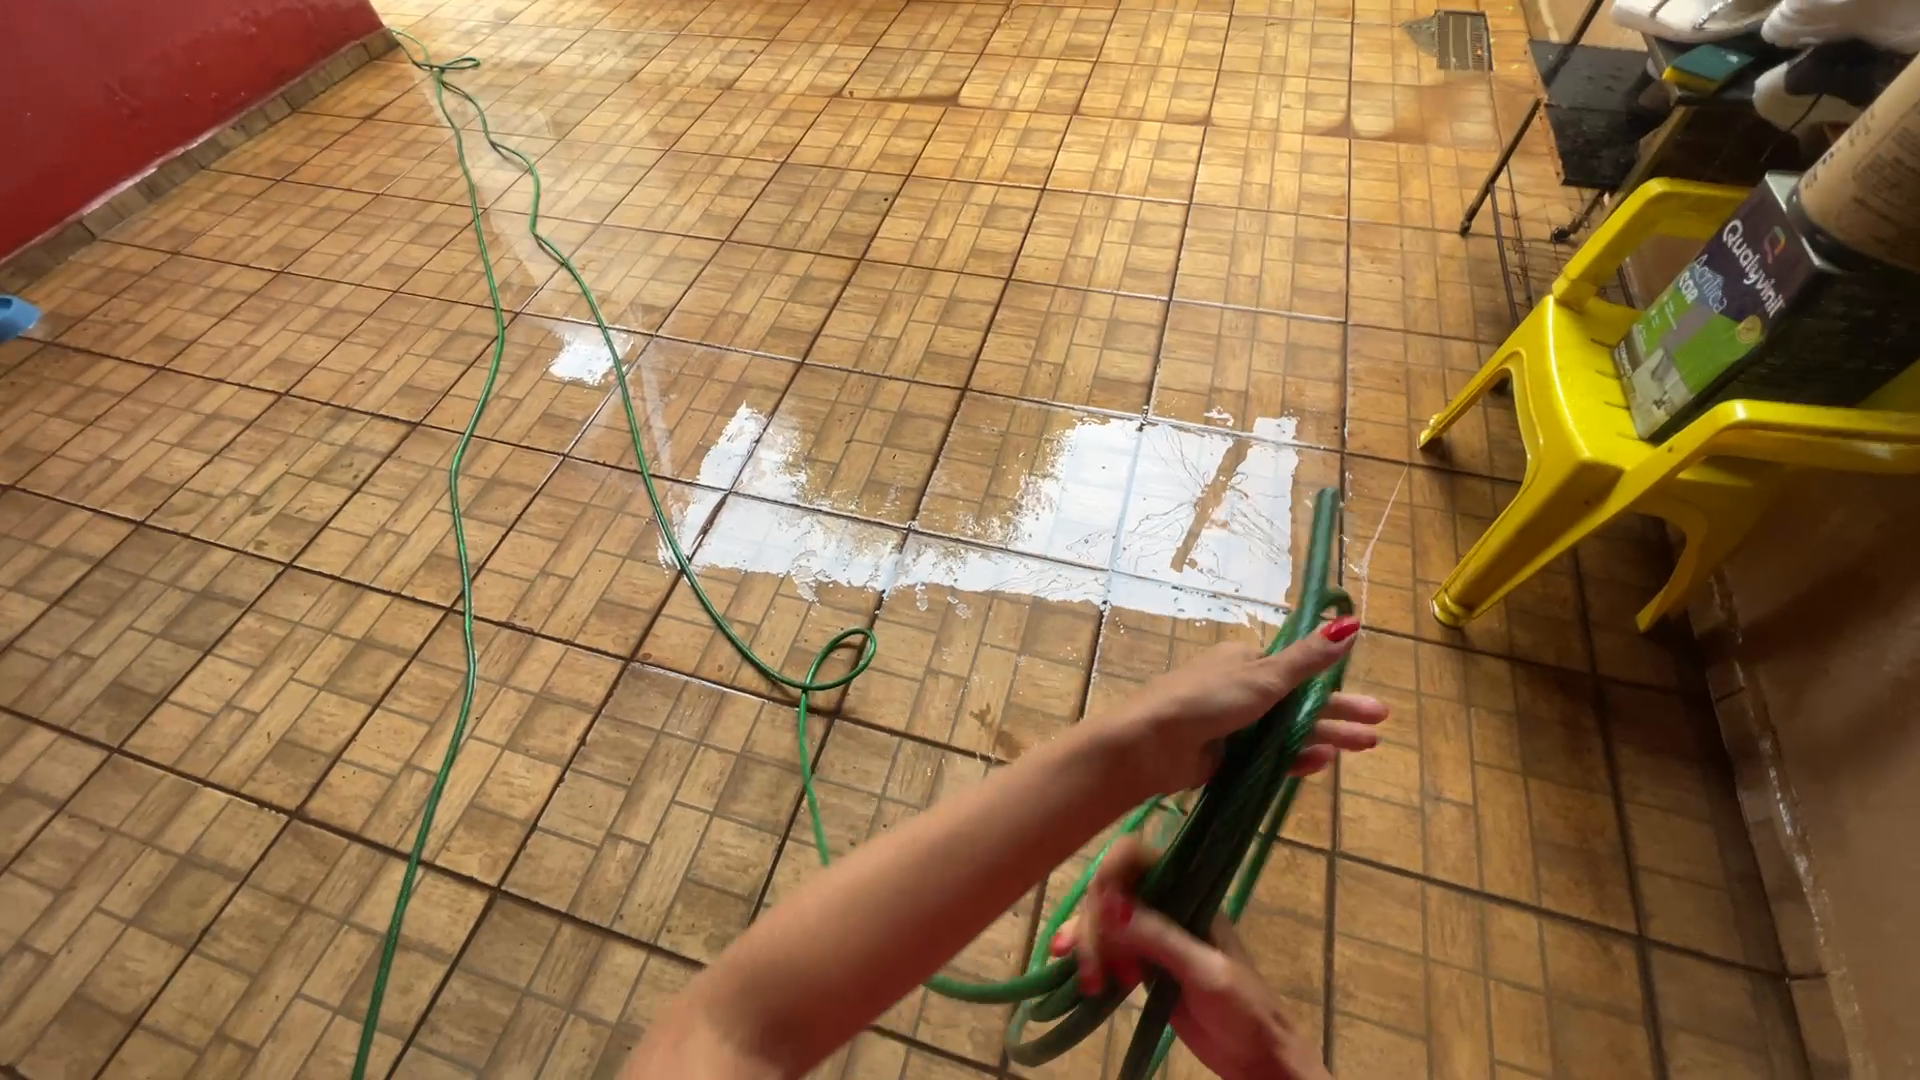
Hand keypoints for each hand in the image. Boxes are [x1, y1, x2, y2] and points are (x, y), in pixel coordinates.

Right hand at [1053, 838, 1331, 1079]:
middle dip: (1094, 923)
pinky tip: (1077, 975)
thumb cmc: (1244, 1008)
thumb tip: (1106, 904)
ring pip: (1102, 919)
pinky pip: (1105, 948)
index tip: (1098, 907)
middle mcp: (1164, 902)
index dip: (1110, 872)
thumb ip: (1157, 935)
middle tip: (1091, 966)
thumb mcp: (1203, 970)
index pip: (1136, 857)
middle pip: (1110, 890)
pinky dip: (1089, 958)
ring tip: (1089, 981)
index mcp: (1186, 890)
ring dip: (1087, 944)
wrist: (1258, 1058)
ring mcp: (1150, 932)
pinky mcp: (1140, 961)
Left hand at [1107, 615, 1384, 794]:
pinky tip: (1322, 761)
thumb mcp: (1264, 676)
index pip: (1293, 671)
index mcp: (1243, 662)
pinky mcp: (1226, 756)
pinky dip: (1295, 757)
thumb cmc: (1207, 699)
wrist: (1153, 743)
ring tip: (1367, 745)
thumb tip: (1349, 622)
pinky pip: (1268, 756)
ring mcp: (1232, 724)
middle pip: (1297, 701)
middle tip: (1380, 724)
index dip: (1329, 682)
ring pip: (1287, 730)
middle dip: (1339, 711)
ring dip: (1326, 735)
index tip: (1363, 698)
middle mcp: (1238, 689)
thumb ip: (1307, 658)